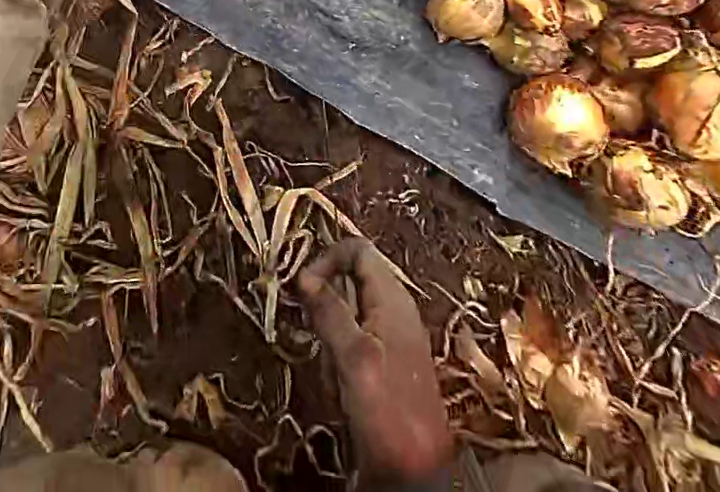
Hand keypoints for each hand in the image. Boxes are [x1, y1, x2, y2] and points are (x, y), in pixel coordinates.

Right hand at [299, 239, 454, 482]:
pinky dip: (337, 361)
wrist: (416, 473)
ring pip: (343, 315)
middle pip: (348, 281)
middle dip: (326, 309)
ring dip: (330, 342)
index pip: (357, 250)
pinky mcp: (382, 361)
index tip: (303, 288)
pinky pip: (349, 344)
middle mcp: (392, 308)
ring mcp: (389, 335)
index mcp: (392, 297)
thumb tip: (304, 275)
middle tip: (322, 342)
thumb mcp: (354, 357)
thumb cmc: (388, 410)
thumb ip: (330, 311)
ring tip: (337, 377)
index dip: (328, 259)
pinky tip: (342, 391)